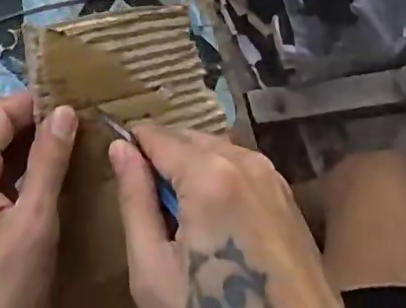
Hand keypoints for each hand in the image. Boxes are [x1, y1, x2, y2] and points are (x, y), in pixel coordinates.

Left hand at [0, 93, 77, 307]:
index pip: (3, 111)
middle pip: (0, 131)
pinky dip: (22, 174)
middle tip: (83, 121)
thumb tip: (64, 109)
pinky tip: (52, 176)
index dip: (39, 101)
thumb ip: (48, 162)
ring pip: (0, 155)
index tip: (78, 98)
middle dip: (39, 125)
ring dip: (34, 150)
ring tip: (76, 142)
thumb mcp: (32, 224)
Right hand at [111, 127, 340, 307]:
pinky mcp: (287, 194)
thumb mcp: (155, 270)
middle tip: (155, 211)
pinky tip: (218, 227)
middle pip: (186, 138)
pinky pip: (240, 168)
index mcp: (209, 174)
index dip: (133, 150)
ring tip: (187, 224)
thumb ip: (134, 200)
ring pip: (214, 149)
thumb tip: (119, 148)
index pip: (155, 135)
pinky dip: (220, 181)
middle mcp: (244, 160)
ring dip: (192, 170)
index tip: (124, 176)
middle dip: (165, 162)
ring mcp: (270, 175)